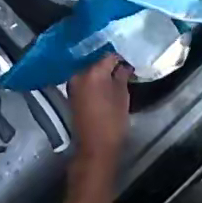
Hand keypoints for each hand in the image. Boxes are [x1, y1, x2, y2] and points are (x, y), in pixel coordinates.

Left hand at [67, 53, 131, 169]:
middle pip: (97, 62)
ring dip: (101, 73)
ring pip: (90, 72)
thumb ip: (122, 75)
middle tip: (124, 70)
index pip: (109, 55)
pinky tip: (105, 87)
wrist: (95, 146)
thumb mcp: (122, 95)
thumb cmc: (113, 121)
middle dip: (110, 65)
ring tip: (115, 78)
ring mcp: (73, 85)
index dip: (121, 58)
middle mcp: (79, 74)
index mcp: (94, 72)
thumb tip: (124, 66)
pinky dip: (94, 82)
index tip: (130, 63)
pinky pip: (85, 81)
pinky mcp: (71, 94)